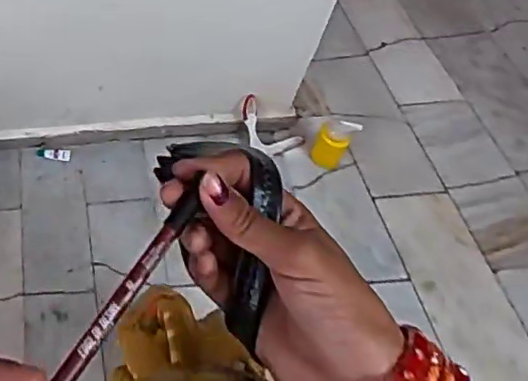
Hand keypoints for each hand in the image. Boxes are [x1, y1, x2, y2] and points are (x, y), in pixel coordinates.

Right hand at [160, 152, 405, 380]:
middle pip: (215, 202)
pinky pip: (206, 271)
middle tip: (172, 198)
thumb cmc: (343, 307)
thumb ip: (248, 223)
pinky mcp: (235, 295)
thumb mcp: (297, 255)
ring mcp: (246, 263)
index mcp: (279, 211)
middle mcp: (259, 232)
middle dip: (191, 197)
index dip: (211, 169)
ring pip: (205, 235)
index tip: (184, 172)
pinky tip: (203, 264)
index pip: (238, 175)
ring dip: (194, 233)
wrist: (355, 377)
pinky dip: (198, 264)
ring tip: (198, 243)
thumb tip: (211, 185)